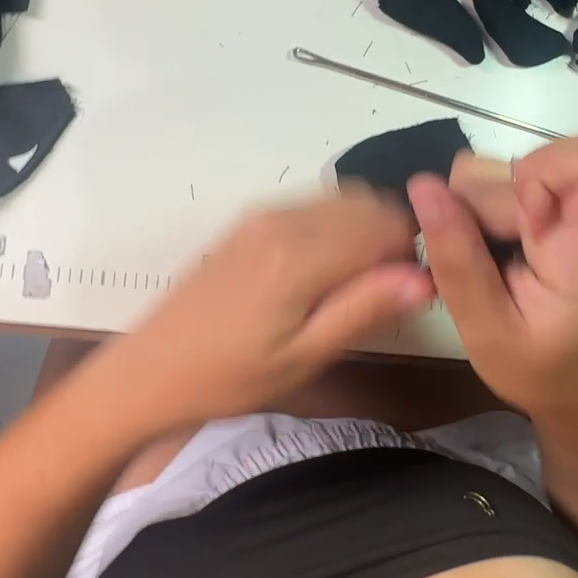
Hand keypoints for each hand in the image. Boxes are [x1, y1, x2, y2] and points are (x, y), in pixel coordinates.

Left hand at [114, 189, 434, 426]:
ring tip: (350, 285)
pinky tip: (320, 272)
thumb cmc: (231, 377)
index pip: (387, 224)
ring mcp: (262, 215)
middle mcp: (283, 219)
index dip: (409, 254)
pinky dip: (335, 227)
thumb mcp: (305, 356)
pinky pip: (313, 206)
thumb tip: (426, 276)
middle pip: (368, 203)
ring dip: (363, 230)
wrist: (151, 369)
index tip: (404, 294)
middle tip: (379, 293)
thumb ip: (365, 309)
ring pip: (342, 200)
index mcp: (300, 254)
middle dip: (389, 238)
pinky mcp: (250, 220)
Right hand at [408, 132, 577, 415]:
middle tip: (480, 261)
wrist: (568, 379)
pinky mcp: (544, 202)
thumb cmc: (537, 367)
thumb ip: (458, 261)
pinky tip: (482, 248)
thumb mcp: (487, 332)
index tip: (513, 222)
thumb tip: (422, 187)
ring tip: (481, 259)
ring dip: (471, 207)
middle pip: (525, 161)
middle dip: (482, 203)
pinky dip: (473, 209)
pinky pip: (495, 179)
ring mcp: (566, 203)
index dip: (540, 171)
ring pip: (500, 167)